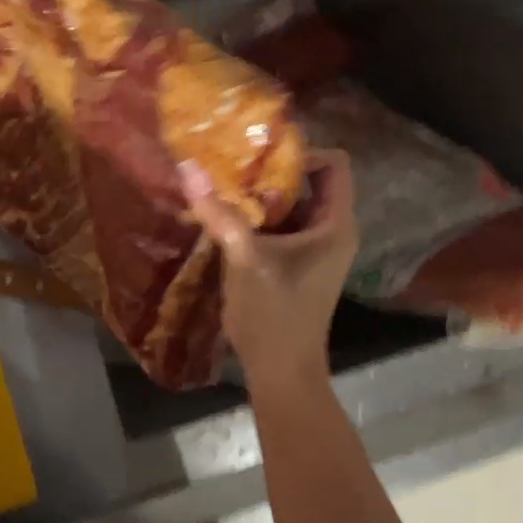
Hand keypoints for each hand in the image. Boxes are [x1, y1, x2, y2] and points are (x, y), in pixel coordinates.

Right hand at [180, 154, 356, 391]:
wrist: (280, 370)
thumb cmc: (275, 313)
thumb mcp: (245, 257)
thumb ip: (219, 211)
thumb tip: (188, 165)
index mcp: (334, 225)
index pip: (332, 163)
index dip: (300, 151)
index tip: (257, 152)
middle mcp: (328, 229)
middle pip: (307, 178)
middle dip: (269, 166)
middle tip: (228, 157)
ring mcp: (309, 246)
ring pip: (287, 199)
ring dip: (256, 188)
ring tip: (219, 177)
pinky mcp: (289, 258)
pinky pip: (274, 220)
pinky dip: (251, 210)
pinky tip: (219, 208)